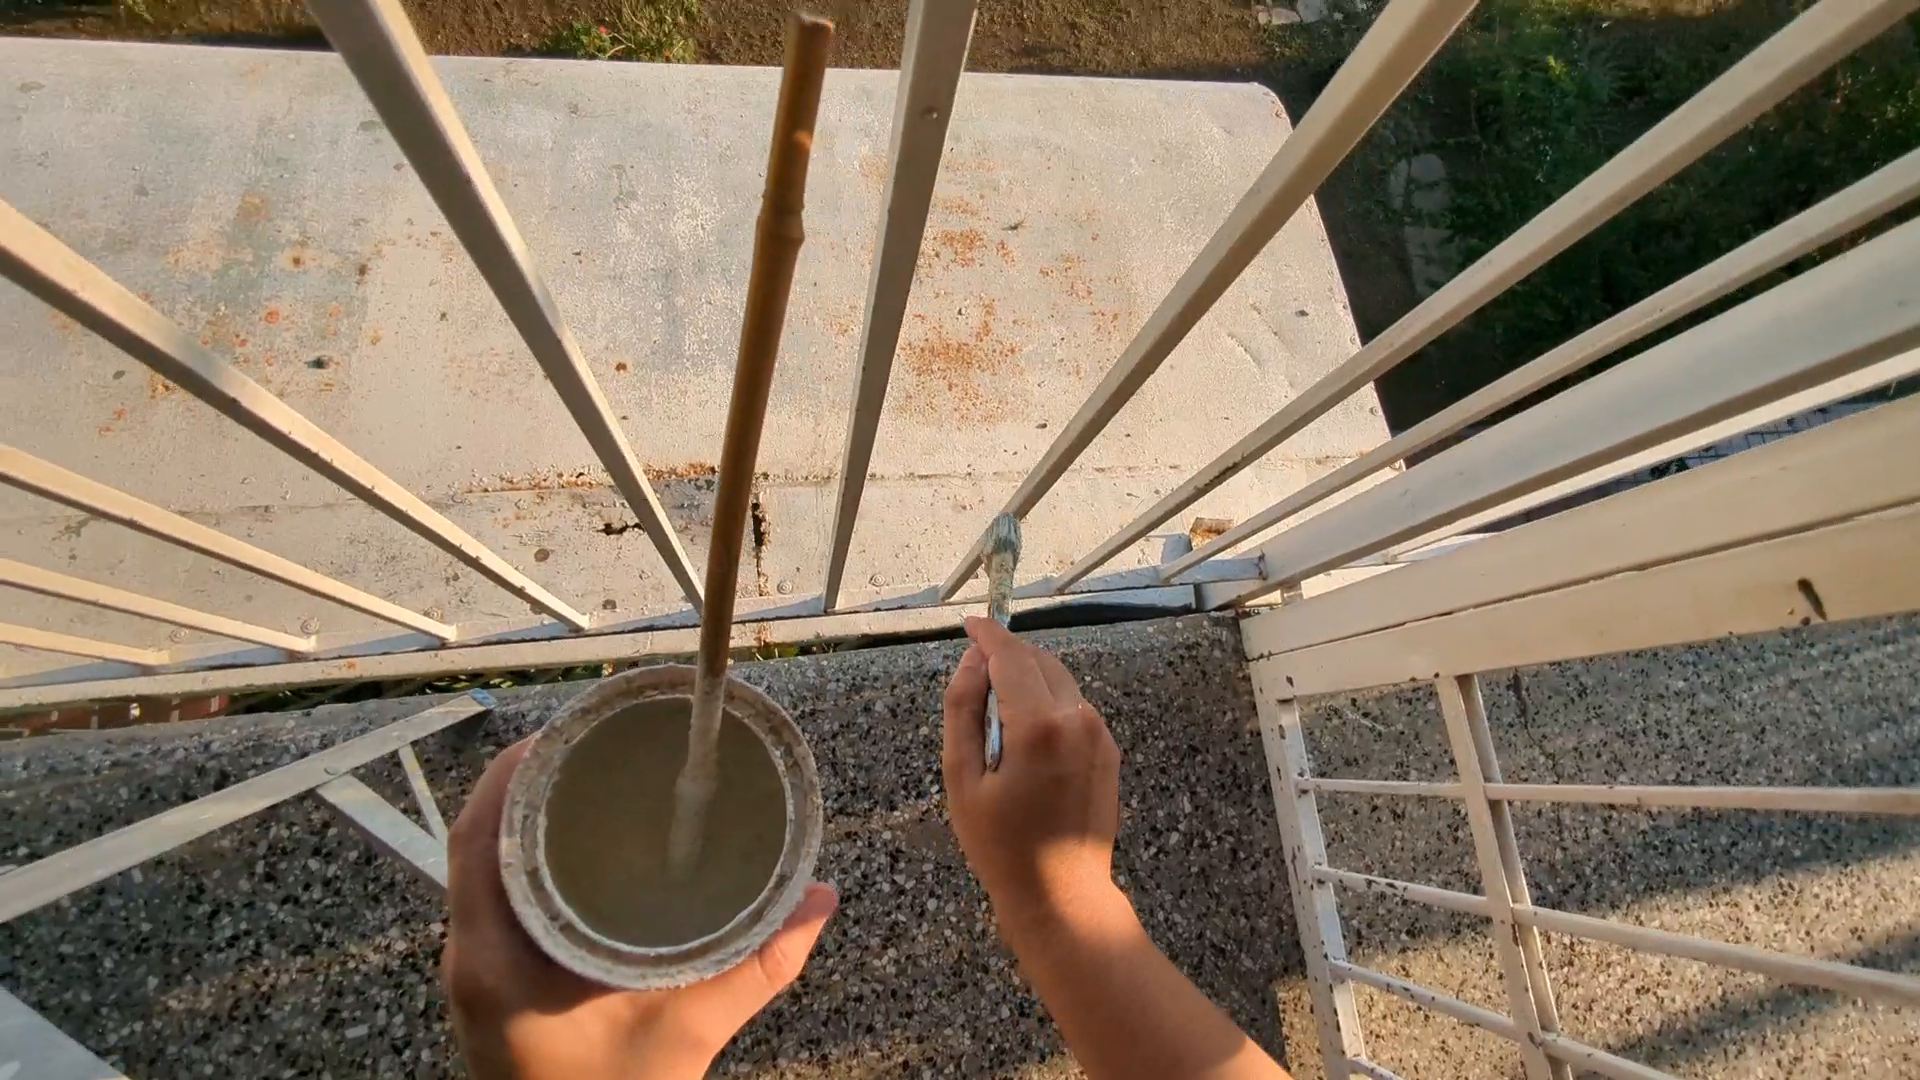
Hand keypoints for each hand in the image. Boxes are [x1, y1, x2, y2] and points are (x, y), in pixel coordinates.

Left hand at [442, 739, 837, 1079]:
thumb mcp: (691, 1033)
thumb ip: (760, 965)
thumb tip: (822, 896)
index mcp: (499, 959)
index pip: (477, 841)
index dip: (511, 775)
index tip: (563, 733)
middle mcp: (473, 953)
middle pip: (476, 839)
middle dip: (525, 778)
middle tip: (591, 740)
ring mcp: (476, 964)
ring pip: (482, 862)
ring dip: (520, 809)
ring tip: (585, 770)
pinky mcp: (492, 971)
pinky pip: (494, 886)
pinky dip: (523, 845)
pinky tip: (574, 832)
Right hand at [942, 617, 1123, 938]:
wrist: (1064, 896)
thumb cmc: (1001, 844)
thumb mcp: (962, 777)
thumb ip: (964, 708)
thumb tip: (974, 658)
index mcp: (1039, 725)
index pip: (1011, 655)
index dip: (988, 634)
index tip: (969, 623)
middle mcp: (1078, 717)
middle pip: (1037, 660)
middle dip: (1006, 655)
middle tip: (975, 675)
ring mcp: (1100, 732)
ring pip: (1057, 679)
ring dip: (1027, 677)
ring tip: (997, 713)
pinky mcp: (1109, 746)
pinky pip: (1072, 704)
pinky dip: (1046, 700)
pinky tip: (1026, 734)